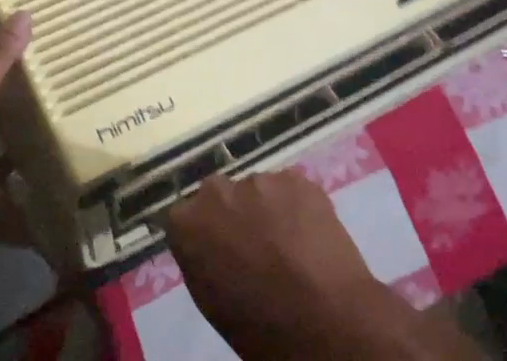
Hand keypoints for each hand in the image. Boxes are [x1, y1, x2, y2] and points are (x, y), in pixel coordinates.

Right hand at [168, 172, 483, 358]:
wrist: (323, 322)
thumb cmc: (259, 326)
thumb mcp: (209, 299)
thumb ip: (201, 258)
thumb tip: (213, 248)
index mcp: (183, 222)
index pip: (187, 218)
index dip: (208, 235)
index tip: (224, 253)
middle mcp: (213, 191)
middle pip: (220, 196)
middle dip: (234, 214)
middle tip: (257, 246)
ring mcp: (256, 181)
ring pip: (259, 191)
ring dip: (269, 210)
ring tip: (291, 244)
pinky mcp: (296, 180)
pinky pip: (293, 190)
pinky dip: (300, 208)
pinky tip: (313, 237)